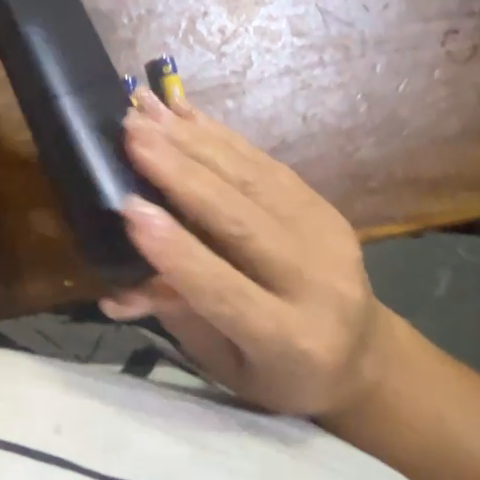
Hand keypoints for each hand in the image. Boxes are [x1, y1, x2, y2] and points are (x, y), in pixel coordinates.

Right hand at [100, 90, 395, 417]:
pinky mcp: (323, 205)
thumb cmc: (277, 370)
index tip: (129, 209)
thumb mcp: (226, 364)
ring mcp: (326, 236)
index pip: (227, 290)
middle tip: (130, 136)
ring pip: (252, 180)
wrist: (363, 355)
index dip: (178, 250)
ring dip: (192, 139)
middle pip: (243, 222)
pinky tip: (179, 109)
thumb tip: (115, 294)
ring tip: (144, 110)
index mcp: (291, 341)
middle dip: (181, 174)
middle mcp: (317, 284)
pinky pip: (264, 163)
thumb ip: (177, 318)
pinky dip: (217, 133)